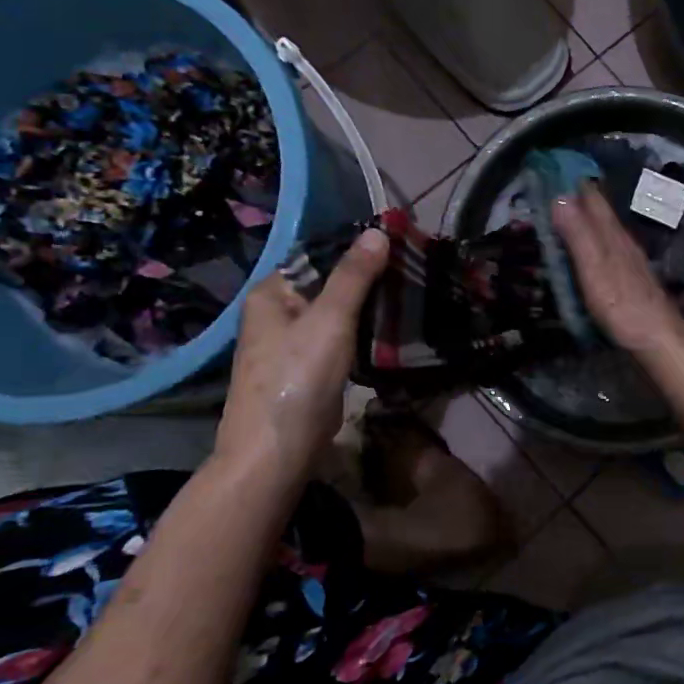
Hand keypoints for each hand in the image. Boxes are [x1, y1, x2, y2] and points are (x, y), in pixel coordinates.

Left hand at [212, 228, 389, 468]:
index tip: (400, 247)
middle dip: (368, 279)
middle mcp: (278, 313)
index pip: (318, 256)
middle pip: (329, 284)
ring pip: (338, 313)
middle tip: (412, 272)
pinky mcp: (310, 368)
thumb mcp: (329, 320)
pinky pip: (341, 338)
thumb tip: (379, 231)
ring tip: (410, 295)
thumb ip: (354, 276)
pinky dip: (363, 332)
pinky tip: (392, 328)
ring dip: (369, 307)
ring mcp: (293, 343)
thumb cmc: (296, 379)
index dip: (357, 250)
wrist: (276, 452)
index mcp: (271, 293)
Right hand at [551, 184, 683, 355]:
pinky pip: (606, 246)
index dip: (573, 181)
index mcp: (611, 235)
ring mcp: (627, 258)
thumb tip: (559, 196)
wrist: (656, 337)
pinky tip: (588, 245)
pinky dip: (592, 237)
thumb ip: (578, 234)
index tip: (552, 167)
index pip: (592, 198)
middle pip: (599, 210)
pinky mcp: (629, 276)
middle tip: (553, 184)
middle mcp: (622, 240)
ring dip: (585, 216)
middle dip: (578, 195)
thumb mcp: (594, 268)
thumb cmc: (622, 304)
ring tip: (565, 209)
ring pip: (604, 227)